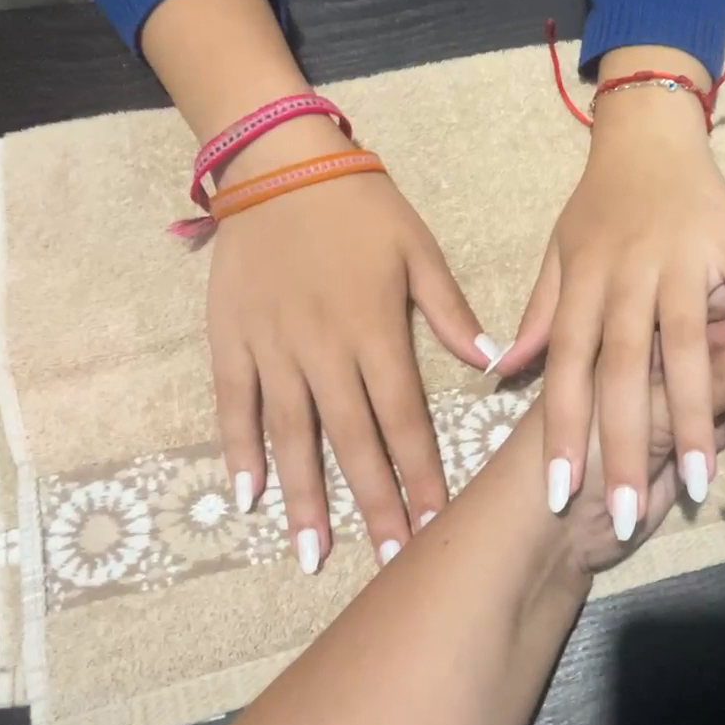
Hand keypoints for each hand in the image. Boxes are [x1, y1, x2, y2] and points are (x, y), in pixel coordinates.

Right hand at [208, 134, 496, 574]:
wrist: (280, 166)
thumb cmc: (361, 208)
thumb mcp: (420, 250)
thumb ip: (452, 312)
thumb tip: (493, 360)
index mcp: (376, 331)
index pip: (404, 418)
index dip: (421, 473)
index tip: (435, 522)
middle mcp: (324, 351)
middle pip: (353, 440)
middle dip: (375, 502)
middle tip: (389, 557)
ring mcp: (272, 349)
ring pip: (291, 434)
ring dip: (305, 495)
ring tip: (313, 552)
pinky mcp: (231, 340)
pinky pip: (233, 404)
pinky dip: (238, 450)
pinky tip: (247, 495)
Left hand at [496, 48, 724, 541]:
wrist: (647, 131)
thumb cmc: (600, 202)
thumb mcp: (558, 252)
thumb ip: (539, 312)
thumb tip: (504, 370)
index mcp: (585, 279)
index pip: (568, 361)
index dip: (561, 425)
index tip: (557, 491)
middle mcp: (630, 272)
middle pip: (626, 364)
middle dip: (626, 441)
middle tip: (626, 511)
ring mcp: (685, 257)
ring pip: (692, 342)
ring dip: (701, 413)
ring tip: (705, 480)